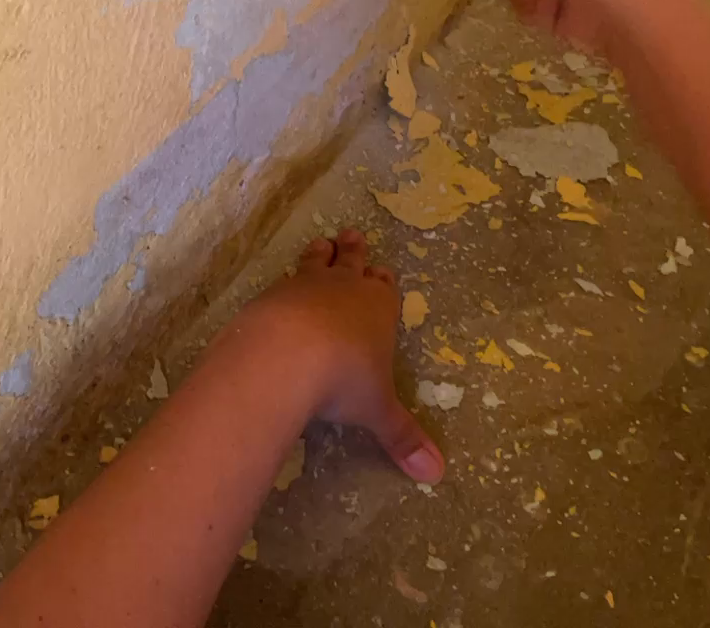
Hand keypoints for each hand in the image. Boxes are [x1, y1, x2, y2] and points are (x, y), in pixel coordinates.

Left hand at [233, 229, 445, 482]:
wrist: (286, 352)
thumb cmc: (344, 378)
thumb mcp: (377, 411)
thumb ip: (402, 437)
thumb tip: (437, 474)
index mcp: (378, 308)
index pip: (384, 288)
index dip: (383, 281)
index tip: (382, 271)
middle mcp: (343, 289)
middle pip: (351, 263)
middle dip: (353, 252)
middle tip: (352, 234)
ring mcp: (305, 286)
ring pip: (316, 263)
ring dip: (320, 254)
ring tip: (321, 243)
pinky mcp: (272, 293)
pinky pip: (283, 281)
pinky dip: (286, 282)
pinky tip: (281, 286)